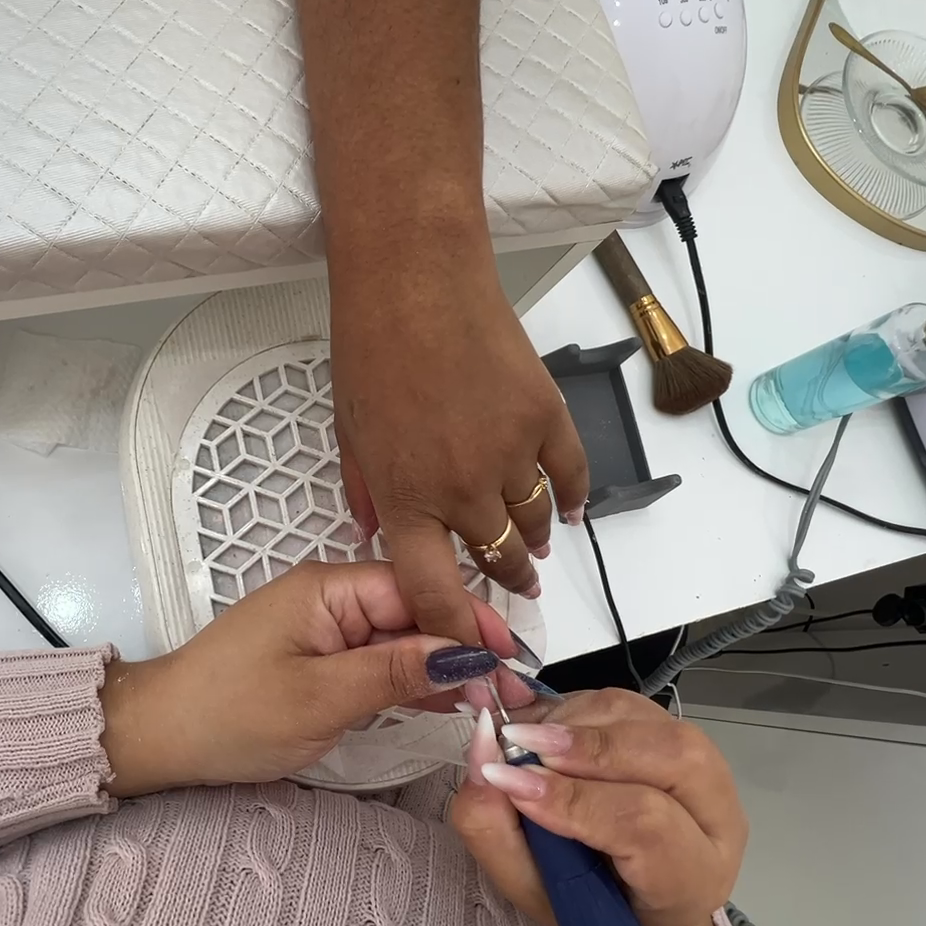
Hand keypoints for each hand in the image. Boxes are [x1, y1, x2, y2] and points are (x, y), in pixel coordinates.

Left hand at [99, 561, 539, 796]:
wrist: (163, 736)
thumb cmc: (231, 713)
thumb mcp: (322, 697)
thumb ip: (396, 671)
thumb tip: (465, 655)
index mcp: (329, 587)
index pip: (416, 589)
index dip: (467, 621)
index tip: (511, 657)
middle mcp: (332, 596)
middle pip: (414, 612)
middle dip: (463, 649)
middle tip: (511, 691)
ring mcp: (327, 626)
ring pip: (401, 638)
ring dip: (443, 668)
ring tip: (493, 701)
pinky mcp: (322, 654)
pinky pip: (378, 659)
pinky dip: (410, 679)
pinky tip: (449, 699)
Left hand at [330, 240, 588, 645]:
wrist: (414, 279)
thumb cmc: (369, 349)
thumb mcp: (349, 432)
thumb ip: (368, 492)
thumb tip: (380, 532)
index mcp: (405, 498)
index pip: (434, 593)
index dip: (455, 631)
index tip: (471, 647)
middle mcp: (462, 490)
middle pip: (499, 560)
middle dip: (507, 581)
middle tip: (514, 587)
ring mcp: (511, 454)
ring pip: (539, 522)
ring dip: (538, 542)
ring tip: (538, 549)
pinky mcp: (547, 417)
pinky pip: (573, 475)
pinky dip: (576, 498)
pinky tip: (571, 510)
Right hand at [449, 689, 747, 925]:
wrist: (619, 886)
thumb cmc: (580, 898)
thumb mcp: (528, 888)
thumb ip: (495, 830)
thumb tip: (480, 757)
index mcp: (691, 878)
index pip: (647, 827)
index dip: (575, 800)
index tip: (507, 781)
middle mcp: (717, 817)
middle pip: (671, 756)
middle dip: (586, 744)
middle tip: (517, 742)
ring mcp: (702, 764)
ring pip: (644, 717)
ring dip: (573, 719)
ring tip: (521, 738)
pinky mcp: (670, 727)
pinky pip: (623, 700)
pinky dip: (572, 706)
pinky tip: (539, 730)